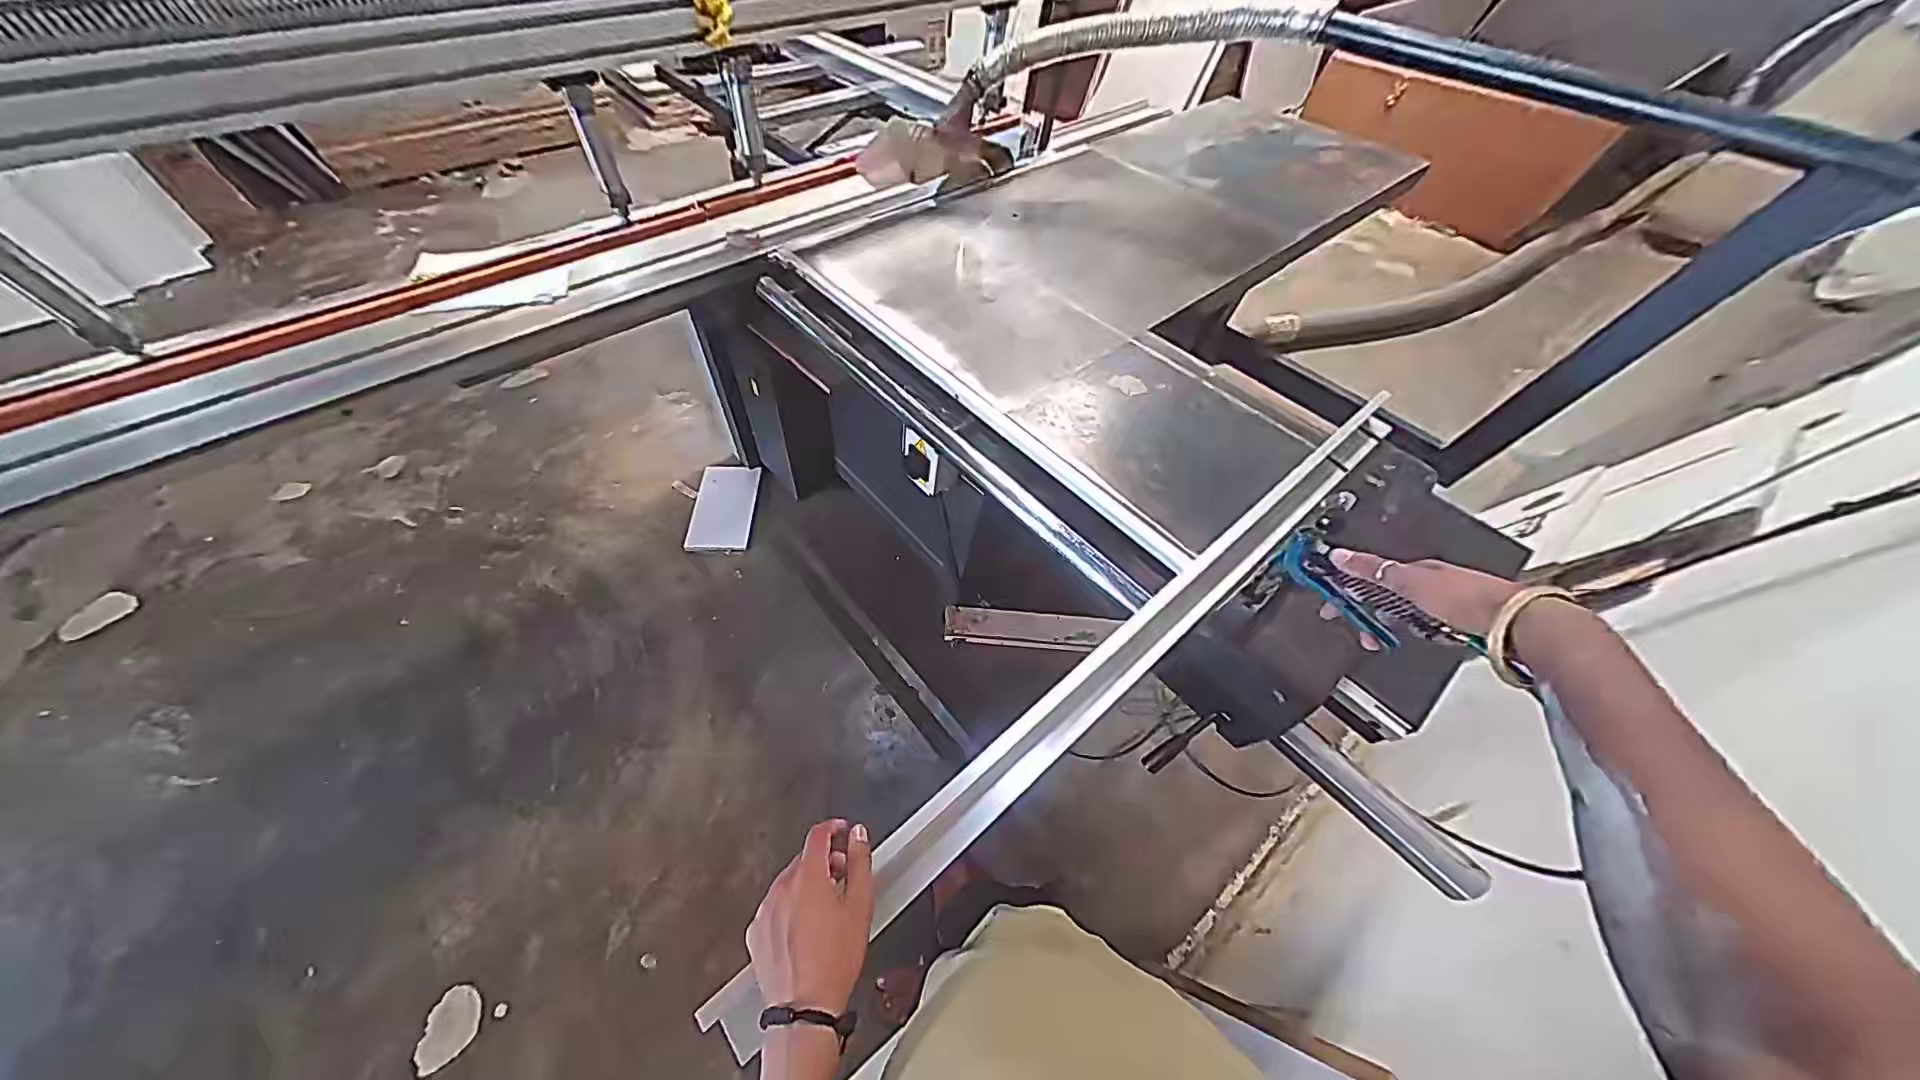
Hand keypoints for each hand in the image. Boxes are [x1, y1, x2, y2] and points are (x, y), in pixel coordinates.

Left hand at [748, 819, 873, 1015]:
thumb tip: (858, 836)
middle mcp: (781, 889)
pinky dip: (791, 908)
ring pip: (789, 883)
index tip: (842, 831)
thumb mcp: (860, 905)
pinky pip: (775, 907)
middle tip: (843, 877)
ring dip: (808, 885)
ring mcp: (765, 911)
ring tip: (827, 909)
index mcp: (807, 877)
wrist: (805, 1008)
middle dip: (825, 861)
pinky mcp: (756, 932)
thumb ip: (861, 861)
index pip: (817, 835)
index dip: (834, 828)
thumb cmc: (834, 962)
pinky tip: (807, 928)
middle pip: (804, 859)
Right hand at [1327, 548, 1523, 637]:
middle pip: (1382, 596)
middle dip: (1366, 614)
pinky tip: (1416, 637)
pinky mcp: (1453, 622)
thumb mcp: (1411, 581)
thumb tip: (1340, 556)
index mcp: (1414, 568)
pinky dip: (1411, 633)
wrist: (1515, 623)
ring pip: (1400, 614)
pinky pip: (1420, 626)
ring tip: (1384, 638)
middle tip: (1361, 630)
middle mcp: (1427, 583)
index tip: (1330, 604)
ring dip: (1387, 627)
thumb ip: (1373, 569)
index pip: (1368, 575)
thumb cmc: (1469, 598)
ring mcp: (1440, 603)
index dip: (1345, 589)